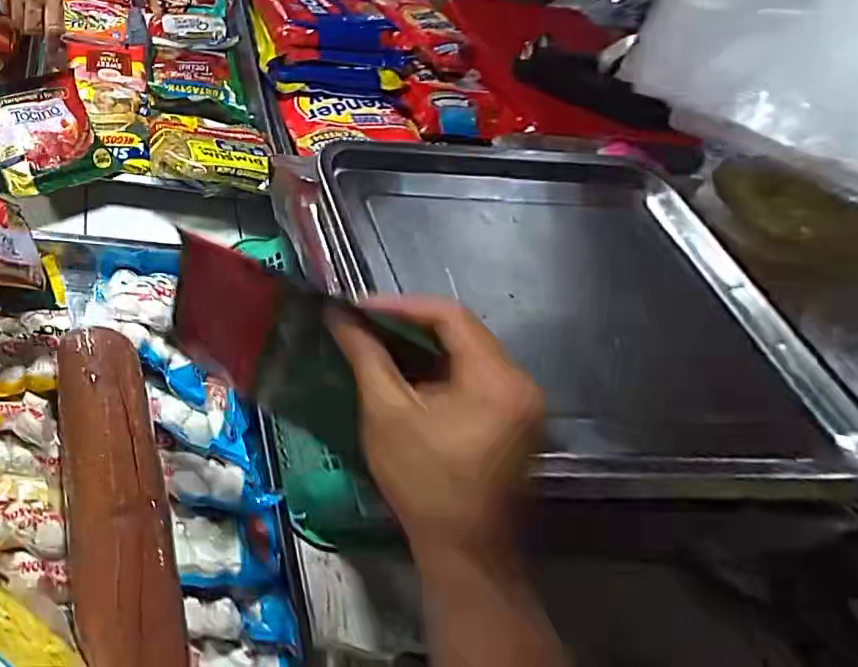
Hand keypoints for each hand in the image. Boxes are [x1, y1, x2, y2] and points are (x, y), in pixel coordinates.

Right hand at [0, 0, 61, 37]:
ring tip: (26, 17)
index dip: (52, 37)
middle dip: (35, 31)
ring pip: (18, 21)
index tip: (52, 43)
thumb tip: (55, 16)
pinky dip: (11, 11)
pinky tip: (16, 5)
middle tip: (37, 27)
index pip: (52, 24)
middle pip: (32, 27)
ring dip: (22, 23)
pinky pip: (6, 8)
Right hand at [327, 296, 543, 559]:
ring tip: (372, 337)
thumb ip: (365, 354)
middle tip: (360, 319)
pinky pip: (469, 372)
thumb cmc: (423, 480)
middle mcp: (520, 383)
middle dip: (405, 321)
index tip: (357, 307)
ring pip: (463, 350)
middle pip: (460, 330)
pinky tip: (399, 366)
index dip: (398, 304)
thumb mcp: (386, 410)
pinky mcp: (510, 418)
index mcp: (498, 380)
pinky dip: (433, 364)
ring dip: (417, 341)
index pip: (449, 315)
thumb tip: (337, 314)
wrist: (464, 552)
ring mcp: (519, 402)